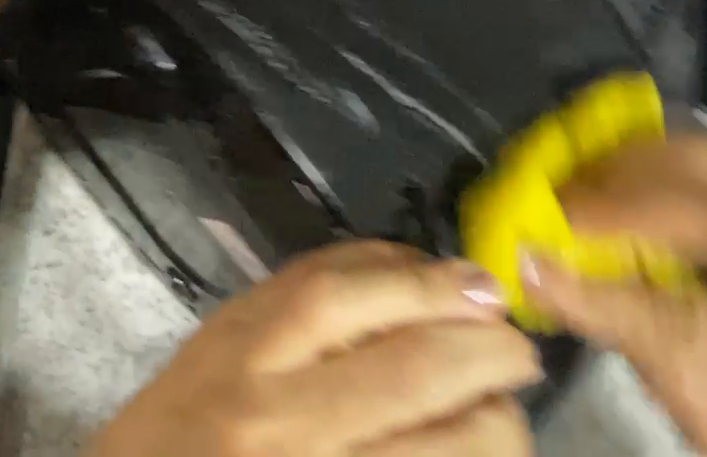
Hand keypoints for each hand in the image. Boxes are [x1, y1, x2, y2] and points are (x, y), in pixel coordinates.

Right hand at [90, 240, 541, 455]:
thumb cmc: (190, 411)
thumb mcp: (229, 333)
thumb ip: (303, 295)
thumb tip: (410, 268)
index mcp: (246, 351)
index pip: (340, 297)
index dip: (421, 282)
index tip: (477, 283)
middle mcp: (279, 418)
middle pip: (410, 371)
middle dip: (488, 349)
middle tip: (516, 345)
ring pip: (449, 448)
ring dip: (498, 421)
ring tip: (500, 407)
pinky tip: (475, 449)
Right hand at [525, 129, 706, 456]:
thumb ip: (639, 352)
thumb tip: (538, 274)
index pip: (692, 326)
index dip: (595, 291)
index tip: (525, 259)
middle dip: (631, 196)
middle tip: (563, 201)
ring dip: (655, 158)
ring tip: (595, 175)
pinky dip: (681, 154)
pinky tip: (640, 172)